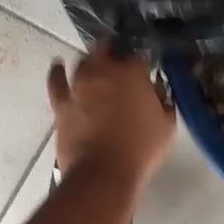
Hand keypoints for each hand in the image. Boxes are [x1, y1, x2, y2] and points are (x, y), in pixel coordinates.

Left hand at [46, 45, 175, 183]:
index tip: (146, 72)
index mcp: (132, 74)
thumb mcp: (166, 125)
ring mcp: (79, 85)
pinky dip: (57, 72)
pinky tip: (58, 65)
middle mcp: (104, 72)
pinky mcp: (62, 103)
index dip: (143, 64)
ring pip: (83, 61)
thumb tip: (157, 92)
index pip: (139, 57)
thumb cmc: (140, 149)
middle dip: (115, 52)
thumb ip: (163, 102)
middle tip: (121, 59)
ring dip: (92, 59)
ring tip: (97, 62)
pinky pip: (56, 81)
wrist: (103, 172)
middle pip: (107, 51)